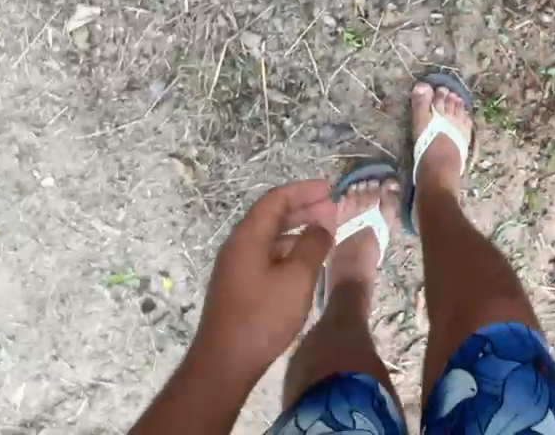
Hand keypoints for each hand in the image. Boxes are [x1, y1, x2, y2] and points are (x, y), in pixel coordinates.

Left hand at [188, 180, 336, 384]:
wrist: (223, 365)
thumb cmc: (262, 316)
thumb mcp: (297, 278)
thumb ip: (313, 245)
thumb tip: (323, 225)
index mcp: (248, 236)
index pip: (276, 199)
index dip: (304, 190)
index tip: (329, 189)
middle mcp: (238, 245)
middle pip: (272, 215)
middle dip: (303, 208)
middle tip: (331, 208)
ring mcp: (236, 267)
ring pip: (270, 236)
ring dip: (297, 230)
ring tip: (324, 234)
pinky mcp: (238, 287)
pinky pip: (266, 254)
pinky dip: (288, 250)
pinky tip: (306, 263)